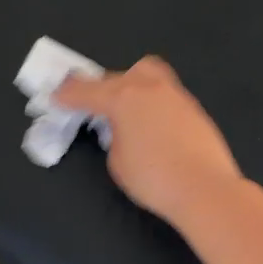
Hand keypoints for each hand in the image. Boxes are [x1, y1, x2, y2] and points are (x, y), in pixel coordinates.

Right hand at [53, 56, 244, 222]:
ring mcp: (176, 95)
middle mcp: (150, 87)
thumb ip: (114, 137)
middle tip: (90, 103)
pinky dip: (152, 101)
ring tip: (124, 105)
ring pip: (148, 75)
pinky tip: (152, 122)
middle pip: (119, 77)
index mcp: (124, 98)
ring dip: (131, 85)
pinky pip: (166, 94)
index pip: (88, 91)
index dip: (69, 95)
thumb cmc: (154, 179)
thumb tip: (124, 130)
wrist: (206, 188)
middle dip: (101, 88)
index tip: (57, 97)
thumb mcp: (118, 162)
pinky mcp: (195, 109)